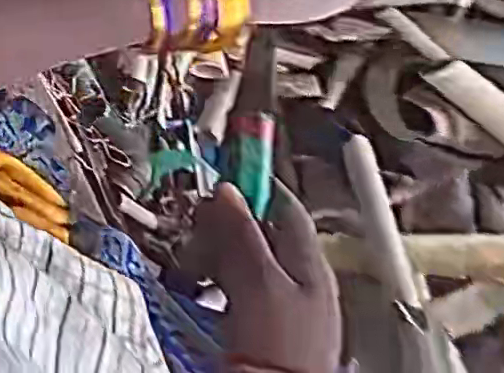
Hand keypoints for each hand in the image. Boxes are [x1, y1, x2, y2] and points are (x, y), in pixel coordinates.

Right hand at [187, 182, 340, 372]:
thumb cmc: (275, 335)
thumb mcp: (256, 278)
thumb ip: (242, 232)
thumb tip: (227, 187)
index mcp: (308, 263)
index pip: (286, 207)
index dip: (256, 183)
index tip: (221, 169)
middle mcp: (297, 272)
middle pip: (254, 225)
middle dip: (220, 221)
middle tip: (198, 224)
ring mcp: (277, 291)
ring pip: (236, 247)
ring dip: (209, 246)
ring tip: (195, 263)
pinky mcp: (256, 306)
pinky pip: (228, 271)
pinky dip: (209, 267)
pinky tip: (197, 278)